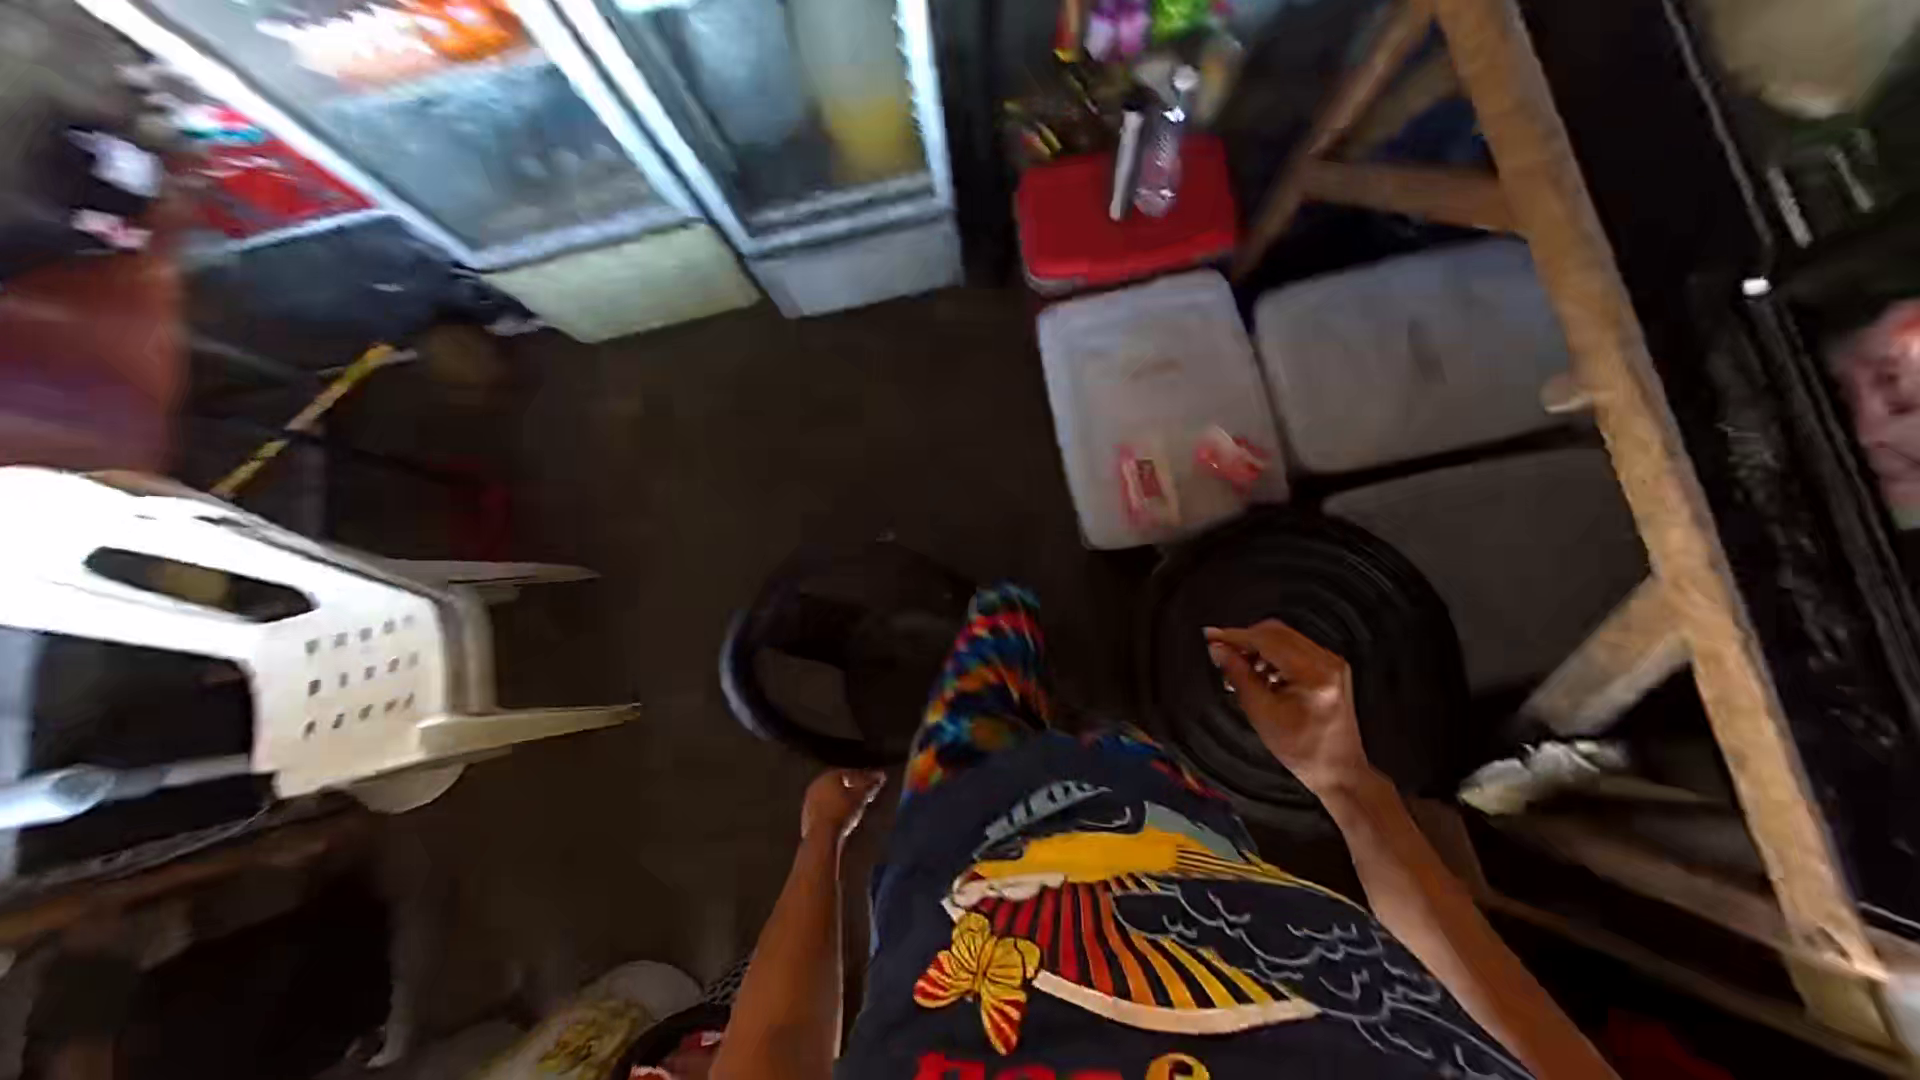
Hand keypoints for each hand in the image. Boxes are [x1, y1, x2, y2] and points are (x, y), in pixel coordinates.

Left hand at [799, 768, 885, 845]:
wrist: (821, 837)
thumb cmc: (842, 812)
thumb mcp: (861, 797)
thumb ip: (871, 785)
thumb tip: (881, 776)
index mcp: (829, 776)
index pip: (850, 772)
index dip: (864, 777)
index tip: (874, 783)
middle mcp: (816, 784)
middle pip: (838, 784)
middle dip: (852, 788)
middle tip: (865, 794)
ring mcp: (809, 801)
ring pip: (830, 797)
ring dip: (842, 800)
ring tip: (856, 808)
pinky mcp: (807, 817)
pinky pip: (825, 809)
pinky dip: (834, 811)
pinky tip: (843, 818)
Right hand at [1205, 621, 1375, 796]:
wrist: (1337, 771)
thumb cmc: (1305, 751)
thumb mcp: (1261, 713)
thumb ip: (1238, 675)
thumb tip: (1219, 650)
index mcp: (1313, 674)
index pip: (1265, 639)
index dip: (1234, 636)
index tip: (1212, 637)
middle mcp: (1327, 663)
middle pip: (1275, 632)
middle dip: (1245, 640)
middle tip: (1222, 652)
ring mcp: (1331, 664)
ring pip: (1283, 638)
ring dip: (1257, 648)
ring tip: (1240, 669)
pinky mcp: (1329, 669)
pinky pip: (1294, 649)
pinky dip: (1272, 656)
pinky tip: (1259, 673)